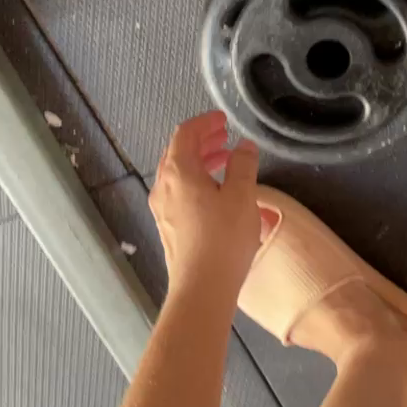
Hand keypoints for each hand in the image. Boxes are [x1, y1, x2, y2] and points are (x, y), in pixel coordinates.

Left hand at [148, 111, 261, 296]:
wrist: (202, 287)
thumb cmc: (223, 238)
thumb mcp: (242, 195)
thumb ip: (243, 165)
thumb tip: (244, 146)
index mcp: (179, 172)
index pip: (185, 133)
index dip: (205, 122)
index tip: (223, 119)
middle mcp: (164, 186)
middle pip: (178, 152)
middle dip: (202, 140)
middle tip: (225, 136)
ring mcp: (162, 208)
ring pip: (177, 173)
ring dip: (200, 161)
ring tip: (225, 161)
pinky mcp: (168, 227)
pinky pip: (179, 191)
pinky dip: (196, 180)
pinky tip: (217, 192)